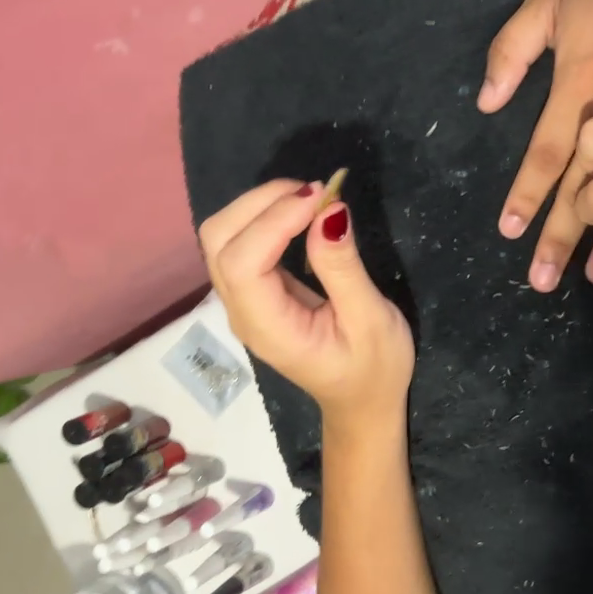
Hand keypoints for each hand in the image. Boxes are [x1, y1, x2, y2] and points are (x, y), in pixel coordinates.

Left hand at [200, 180, 413, 432]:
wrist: (363, 403)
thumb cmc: (374, 368)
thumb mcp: (371, 320)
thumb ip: (343, 267)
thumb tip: (330, 210)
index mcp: (269, 327)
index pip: (242, 261)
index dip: (273, 219)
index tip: (321, 196)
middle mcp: (242, 312)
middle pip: (218, 240)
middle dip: (259, 202)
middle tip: (315, 190)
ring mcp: (242, 302)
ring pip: (222, 237)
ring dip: (260, 205)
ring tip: (311, 197)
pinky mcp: (253, 293)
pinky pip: (240, 243)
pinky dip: (264, 216)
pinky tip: (300, 212)